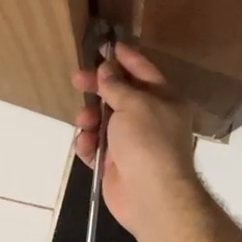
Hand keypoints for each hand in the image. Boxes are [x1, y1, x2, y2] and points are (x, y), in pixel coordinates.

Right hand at [72, 44, 200, 241]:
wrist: (152, 196)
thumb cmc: (148, 141)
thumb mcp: (133, 104)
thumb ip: (116, 85)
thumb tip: (106, 70)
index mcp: (164, 100)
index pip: (144, 71)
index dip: (126, 58)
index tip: (107, 46)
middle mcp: (150, 118)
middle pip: (120, 95)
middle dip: (98, 87)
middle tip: (77, 79)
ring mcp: (132, 143)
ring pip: (104, 121)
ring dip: (90, 118)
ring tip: (84, 121)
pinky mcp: (116, 164)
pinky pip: (96, 147)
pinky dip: (89, 144)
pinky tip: (86, 144)